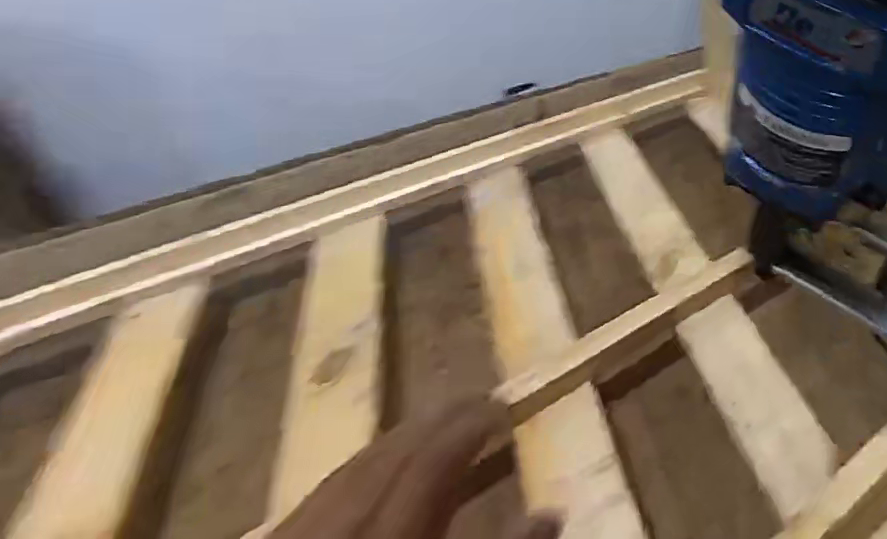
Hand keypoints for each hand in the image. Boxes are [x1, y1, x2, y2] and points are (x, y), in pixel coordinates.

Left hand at [269, 397, 558, 538]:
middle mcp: (339, 529)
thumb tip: (553, 512)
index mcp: (392, 538)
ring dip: (402, 438)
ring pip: (352, 469)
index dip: (474, 424)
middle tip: (480, 401)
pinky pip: (317, 493)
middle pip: (394, 454)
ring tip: (437, 423)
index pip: (437, 458)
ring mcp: (294, 538)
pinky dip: (358, 468)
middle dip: (442, 419)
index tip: (505, 407)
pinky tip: (373, 468)